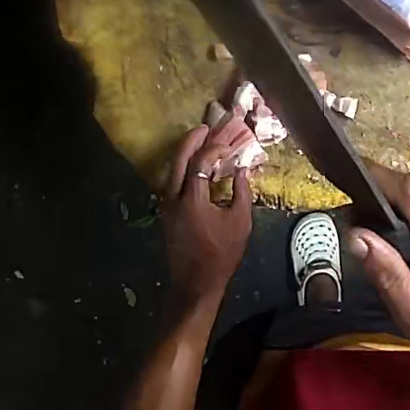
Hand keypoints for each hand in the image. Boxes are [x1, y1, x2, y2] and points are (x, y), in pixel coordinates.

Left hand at [161, 125, 252, 311]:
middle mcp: (174, 197)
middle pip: (179, 159)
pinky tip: (197, 165)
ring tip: (201, 140)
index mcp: (192, 199)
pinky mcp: (167, 210)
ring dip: (186, 152)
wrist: (196, 282)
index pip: (200, 162)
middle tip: (205, 127)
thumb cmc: (222, 254)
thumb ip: (242, 192)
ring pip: (172, 169)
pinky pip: (174, 180)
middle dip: (192, 140)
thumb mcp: (240, 222)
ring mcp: (167, 204)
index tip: (228, 145)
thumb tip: (242, 169)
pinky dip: (185, 168)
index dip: (214, 149)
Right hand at [349, 164, 409, 377]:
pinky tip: (396, 245)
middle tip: (349, 225)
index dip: (374, 177)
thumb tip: (355, 236)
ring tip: (370, 240)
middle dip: (375, 202)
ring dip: (389, 214)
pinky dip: (403, 221)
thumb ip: (389, 276)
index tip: (341, 176)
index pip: (409, 191)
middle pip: (409, 194)